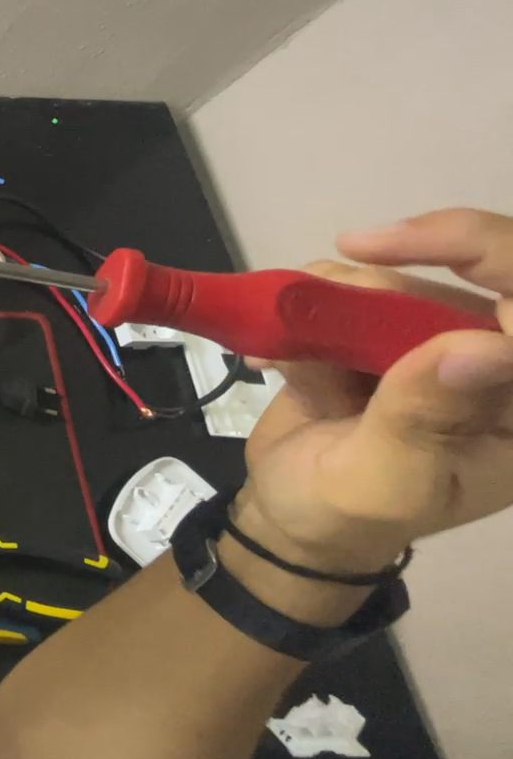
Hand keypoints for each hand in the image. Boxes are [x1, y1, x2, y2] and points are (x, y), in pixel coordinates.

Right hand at [237, 209, 512, 571]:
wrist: (291, 514)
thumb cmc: (347, 509)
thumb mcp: (388, 477)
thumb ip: (426, 415)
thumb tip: (479, 347)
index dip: (477, 250)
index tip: (379, 244)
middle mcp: (495, 365)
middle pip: (460, 283)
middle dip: (370, 289)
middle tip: (296, 311)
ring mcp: (433, 351)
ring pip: (392, 286)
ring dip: (320, 306)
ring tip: (278, 352)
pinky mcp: (378, 344)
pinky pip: (341, 303)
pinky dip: (292, 318)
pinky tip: (268, 356)